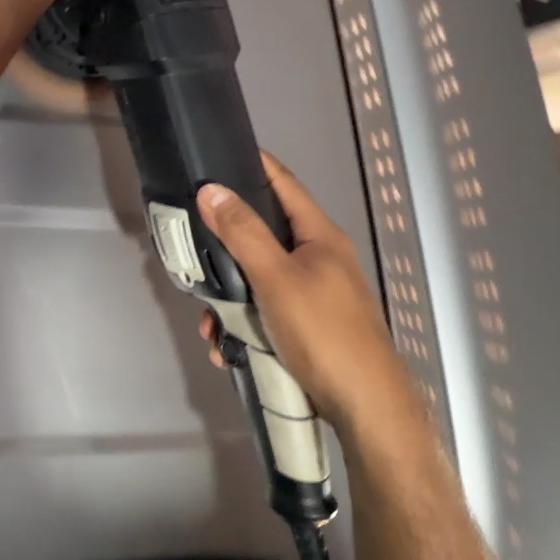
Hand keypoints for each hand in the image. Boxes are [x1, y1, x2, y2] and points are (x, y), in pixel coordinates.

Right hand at [193, 152, 414, 426]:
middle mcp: (318, 258)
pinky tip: (228, 349)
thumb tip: (211, 189)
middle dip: (222, 250)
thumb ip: (242, 232)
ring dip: (227, 300)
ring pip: (255, 279)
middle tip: (193, 254)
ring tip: (210, 326)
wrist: (366, 408)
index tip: (215, 150)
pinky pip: (262, 312)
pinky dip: (241, 326)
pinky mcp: (305, 325)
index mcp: (319, 237)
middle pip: (260, 234)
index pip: (283, 183)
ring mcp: (313, 293)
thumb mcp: (275, 278)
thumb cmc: (324, 333)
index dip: (252, 163)